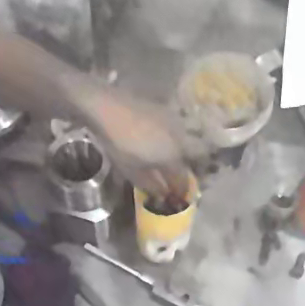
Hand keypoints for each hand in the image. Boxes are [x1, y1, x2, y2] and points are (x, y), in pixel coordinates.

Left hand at [73, 83, 193, 197]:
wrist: (108, 107)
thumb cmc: (119, 144)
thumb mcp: (132, 172)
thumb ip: (151, 185)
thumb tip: (163, 194)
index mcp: (174, 157)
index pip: (183, 179)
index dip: (181, 191)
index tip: (178, 198)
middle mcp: (181, 139)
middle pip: (196, 155)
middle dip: (191, 168)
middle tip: (179, 177)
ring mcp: (175, 122)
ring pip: (188, 140)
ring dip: (185, 152)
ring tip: (172, 159)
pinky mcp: (166, 110)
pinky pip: (178, 128)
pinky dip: (175, 139)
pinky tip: (163, 141)